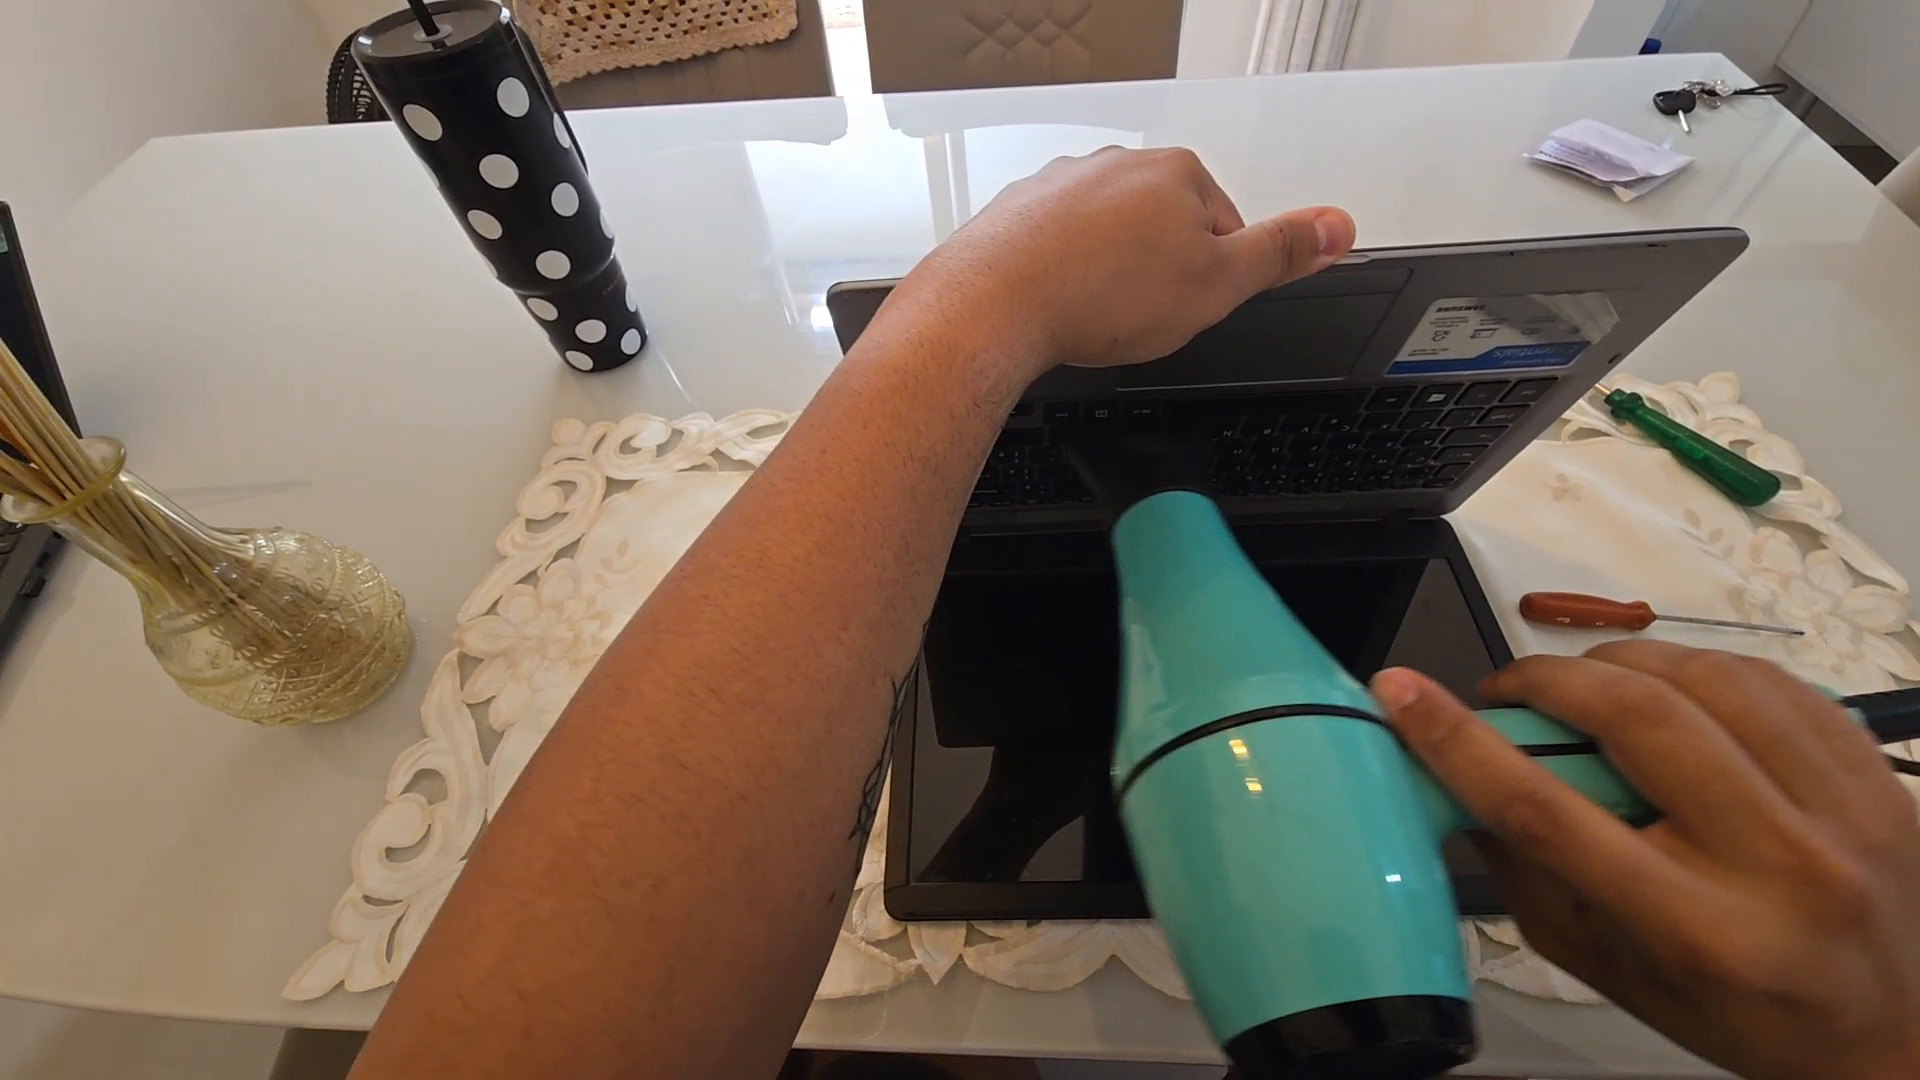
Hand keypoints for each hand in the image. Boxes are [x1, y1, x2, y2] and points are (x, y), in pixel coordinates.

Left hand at [883, 146, 1354, 379]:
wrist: (997, 305)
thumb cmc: (1098, 294)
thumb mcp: (1214, 286)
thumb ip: (1279, 255)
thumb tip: (1336, 228)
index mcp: (1176, 175)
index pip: (1221, 225)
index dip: (1209, 279)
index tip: (1187, 305)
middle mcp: (1116, 167)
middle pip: (1160, 230)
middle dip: (1155, 276)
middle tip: (1137, 316)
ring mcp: (1062, 186)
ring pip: (1104, 241)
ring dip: (1105, 276)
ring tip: (1091, 313)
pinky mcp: (1019, 215)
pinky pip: (1055, 250)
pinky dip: (1060, 277)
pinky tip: (1055, 304)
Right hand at [1372, 644, 1919, 1079]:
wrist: (1904, 1043)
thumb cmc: (1721, 1007)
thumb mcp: (1591, 959)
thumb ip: (1518, 865)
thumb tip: (1454, 773)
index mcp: (1695, 929)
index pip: (1544, 811)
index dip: (1455, 740)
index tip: (1397, 688)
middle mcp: (1783, 867)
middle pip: (1639, 716)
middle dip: (1544, 679)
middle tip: (1508, 691)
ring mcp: (1852, 816)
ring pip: (1705, 678)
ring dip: (1613, 663)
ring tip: (1583, 686)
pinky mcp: (1885, 780)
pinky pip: (1768, 679)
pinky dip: (1688, 665)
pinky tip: (1661, 690)